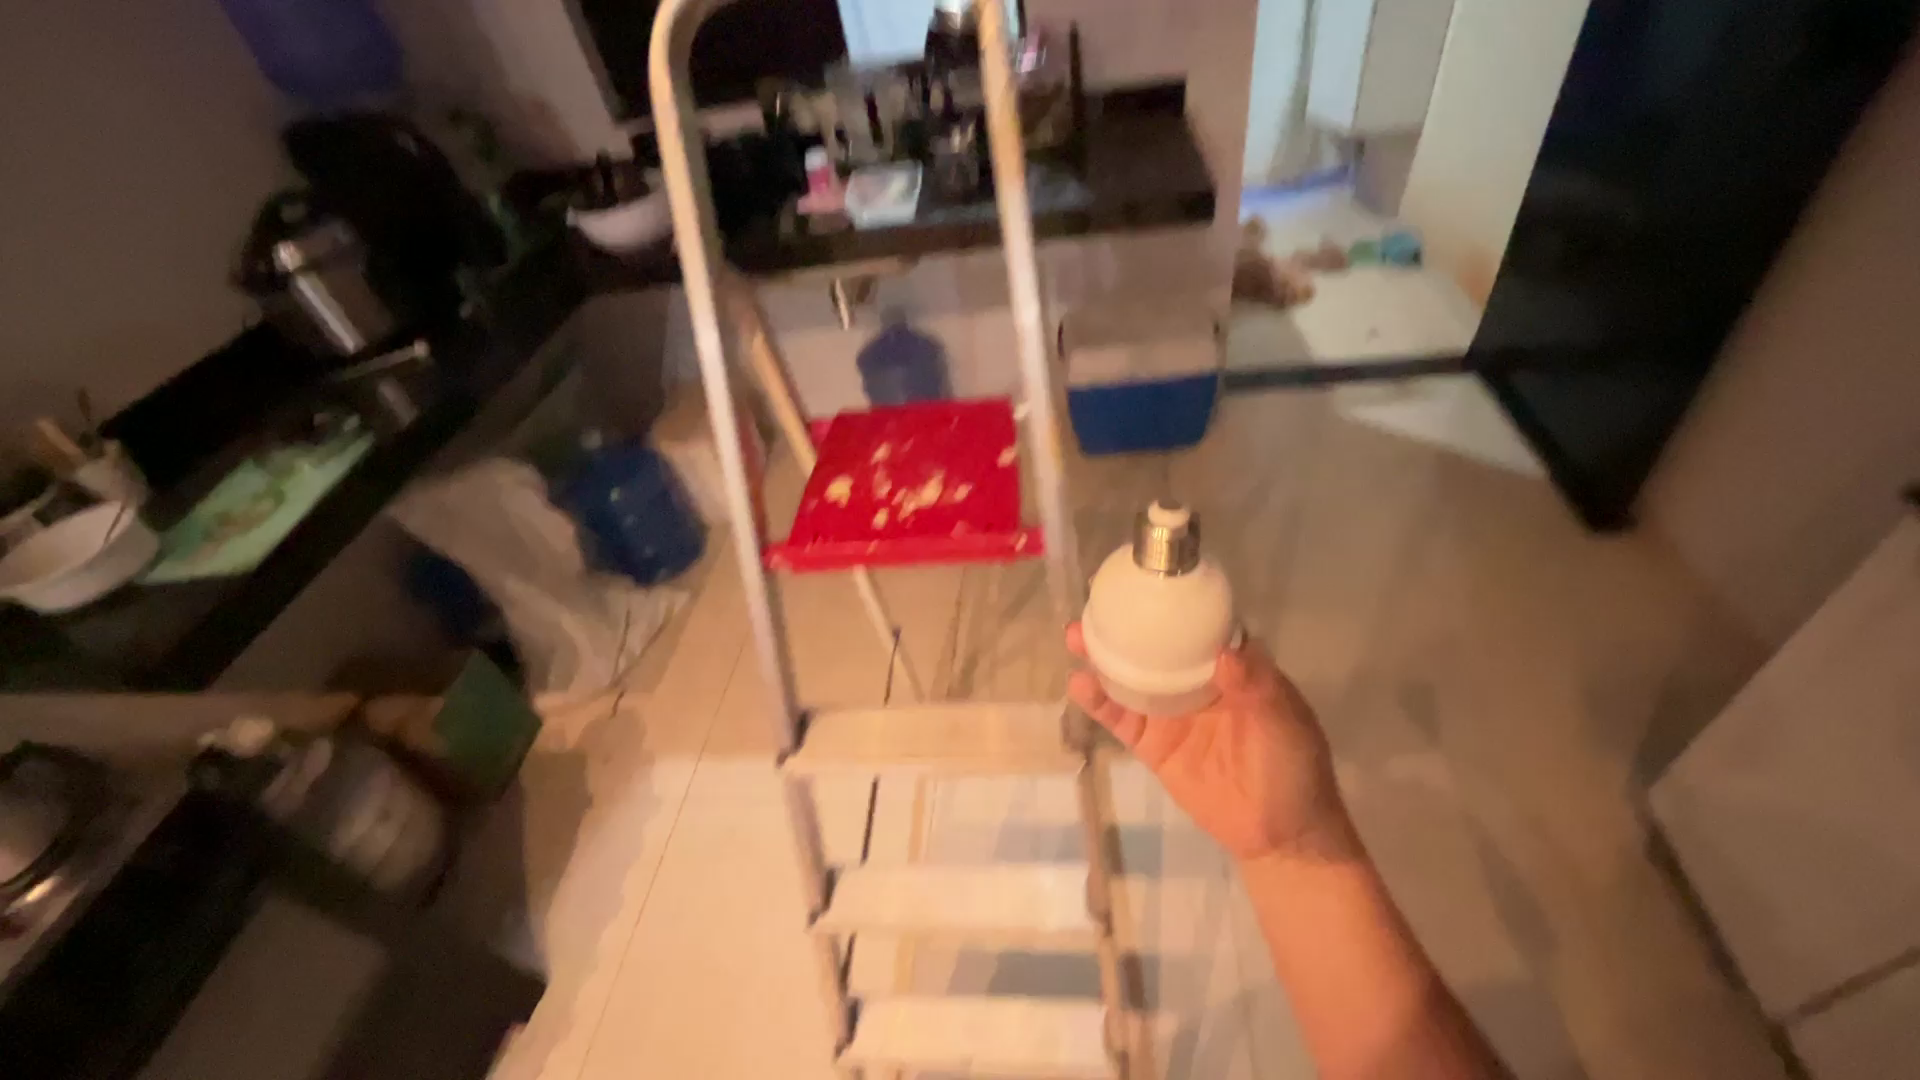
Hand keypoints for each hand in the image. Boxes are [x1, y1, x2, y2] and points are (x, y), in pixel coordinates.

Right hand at [1066, 623, 1355, 863]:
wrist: (1278, 836)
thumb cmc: (1292, 770)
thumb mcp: (1285, 724)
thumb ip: (1257, 689)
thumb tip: (1224, 652)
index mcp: (1232, 668)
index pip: (1200, 626)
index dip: (1175, 603)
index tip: (1147, 581)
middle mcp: (1195, 682)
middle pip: (1155, 646)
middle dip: (1126, 625)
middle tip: (1096, 604)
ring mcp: (1170, 712)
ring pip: (1130, 676)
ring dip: (1103, 656)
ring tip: (1076, 635)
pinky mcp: (1151, 744)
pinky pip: (1120, 717)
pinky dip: (1099, 701)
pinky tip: (1080, 684)